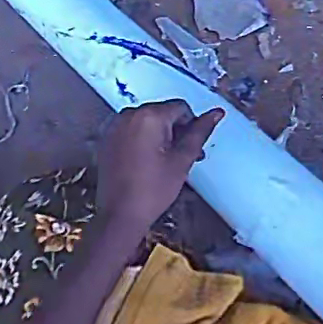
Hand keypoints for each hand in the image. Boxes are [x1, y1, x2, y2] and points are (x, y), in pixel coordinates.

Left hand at [94, 100, 224, 234]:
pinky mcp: (105, 140)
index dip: (191, 127)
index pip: (181, 108)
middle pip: (163, 113)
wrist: (120, 215)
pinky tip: (147, 163)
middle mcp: (128, 115)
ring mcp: (113, 127)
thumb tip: (216, 113)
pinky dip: (143, 141)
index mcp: (149, 116)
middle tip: (182, 157)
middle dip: (176, 131)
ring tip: (166, 162)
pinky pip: (132, 131)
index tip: (192, 149)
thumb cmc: (154, 188)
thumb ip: (200, 132)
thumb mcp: (183, 159)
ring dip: (160, 136)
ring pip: (147, 122)